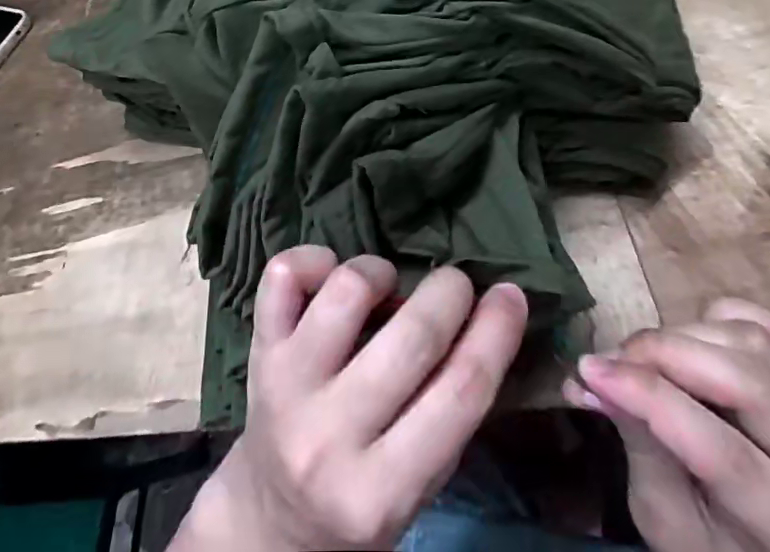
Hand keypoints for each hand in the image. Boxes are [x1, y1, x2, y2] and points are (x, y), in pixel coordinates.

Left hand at [171, 247, 528, 551]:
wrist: (271, 512)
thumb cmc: (358, 498)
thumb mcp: (417, 485)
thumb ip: (450, 413)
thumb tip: (489, 317)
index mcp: (381, 489)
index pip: (458, 395)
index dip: (495, 334)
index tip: (511, 295)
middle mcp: (329, 435)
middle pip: (411, 338)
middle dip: (449, 293)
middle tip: (456, 284)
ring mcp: (286, 385)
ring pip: (346, 293)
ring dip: (380, 272)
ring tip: (388, 284)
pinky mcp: (259, 348)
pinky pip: (283, 276)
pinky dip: (314, 257)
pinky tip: (331, 273)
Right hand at [566, 299, 769, 551]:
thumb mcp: (669, 527)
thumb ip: (640, 449)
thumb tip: (593, 379)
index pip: (727, 454)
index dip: (649, 399)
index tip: (587, 371)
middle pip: (753, 384)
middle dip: (665, 354)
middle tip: (611, 360)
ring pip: (758, 346)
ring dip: (681, 337)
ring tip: (640, 360)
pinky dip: (717, 323)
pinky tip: (688, 345)